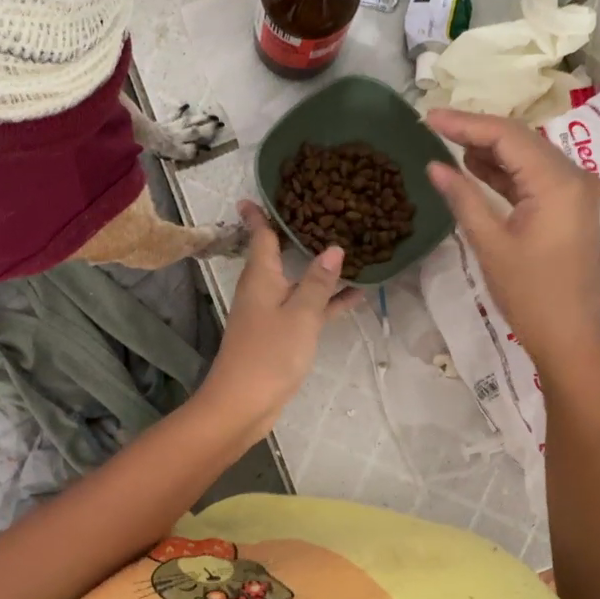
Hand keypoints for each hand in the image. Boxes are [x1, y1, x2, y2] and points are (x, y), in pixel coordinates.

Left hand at [197, 202, 361, 435]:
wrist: (243, 403)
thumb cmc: (269, 353)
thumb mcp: (301, 315)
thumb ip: (318, 282)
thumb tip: (333, 248)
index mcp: (261, 277)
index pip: (260, 236)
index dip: (258, 215)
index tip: (254, 195)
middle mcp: (262, 290)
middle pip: (280, 255)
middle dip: (296, 234)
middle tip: (322, 208)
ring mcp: (271, 314)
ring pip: (298, 282)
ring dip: (320, 268)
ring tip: (350, 245)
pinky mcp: (280, 336)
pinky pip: (306, 308)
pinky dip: (326, 300)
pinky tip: (356, 293)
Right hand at [424, 109, 599, 379]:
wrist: (570, 336)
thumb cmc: (529, 294)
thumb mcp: (490, 244)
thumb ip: (463, 198)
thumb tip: (435, 165)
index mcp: (557, 181)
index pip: (506, 136)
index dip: (465, 123)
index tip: (428, 117)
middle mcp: (573, 177)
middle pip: (520, 140)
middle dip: (477, 131)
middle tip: (434, 126)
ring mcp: (575, 192)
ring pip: (527, 157)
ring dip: (490, 150)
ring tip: (448, 143)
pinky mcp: (570, 208)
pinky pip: (534, 178)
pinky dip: (505, 172)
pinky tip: (475, 168)